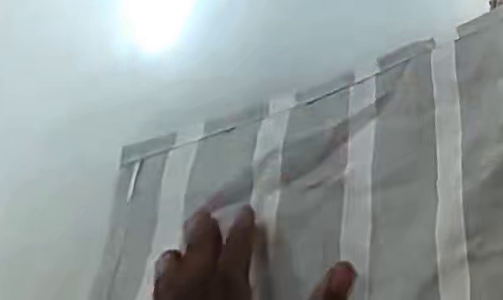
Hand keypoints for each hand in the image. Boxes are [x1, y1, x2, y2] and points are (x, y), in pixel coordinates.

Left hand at [153, 206, 355, 299]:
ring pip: (170, 293)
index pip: (237, 258)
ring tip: (169, 254)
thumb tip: (346, 266)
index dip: (242, 234)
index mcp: (232, 298)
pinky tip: (156, 299)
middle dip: (201, 242)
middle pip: (199, 268)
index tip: (246, 211)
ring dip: (172, 272)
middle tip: (201, 215)